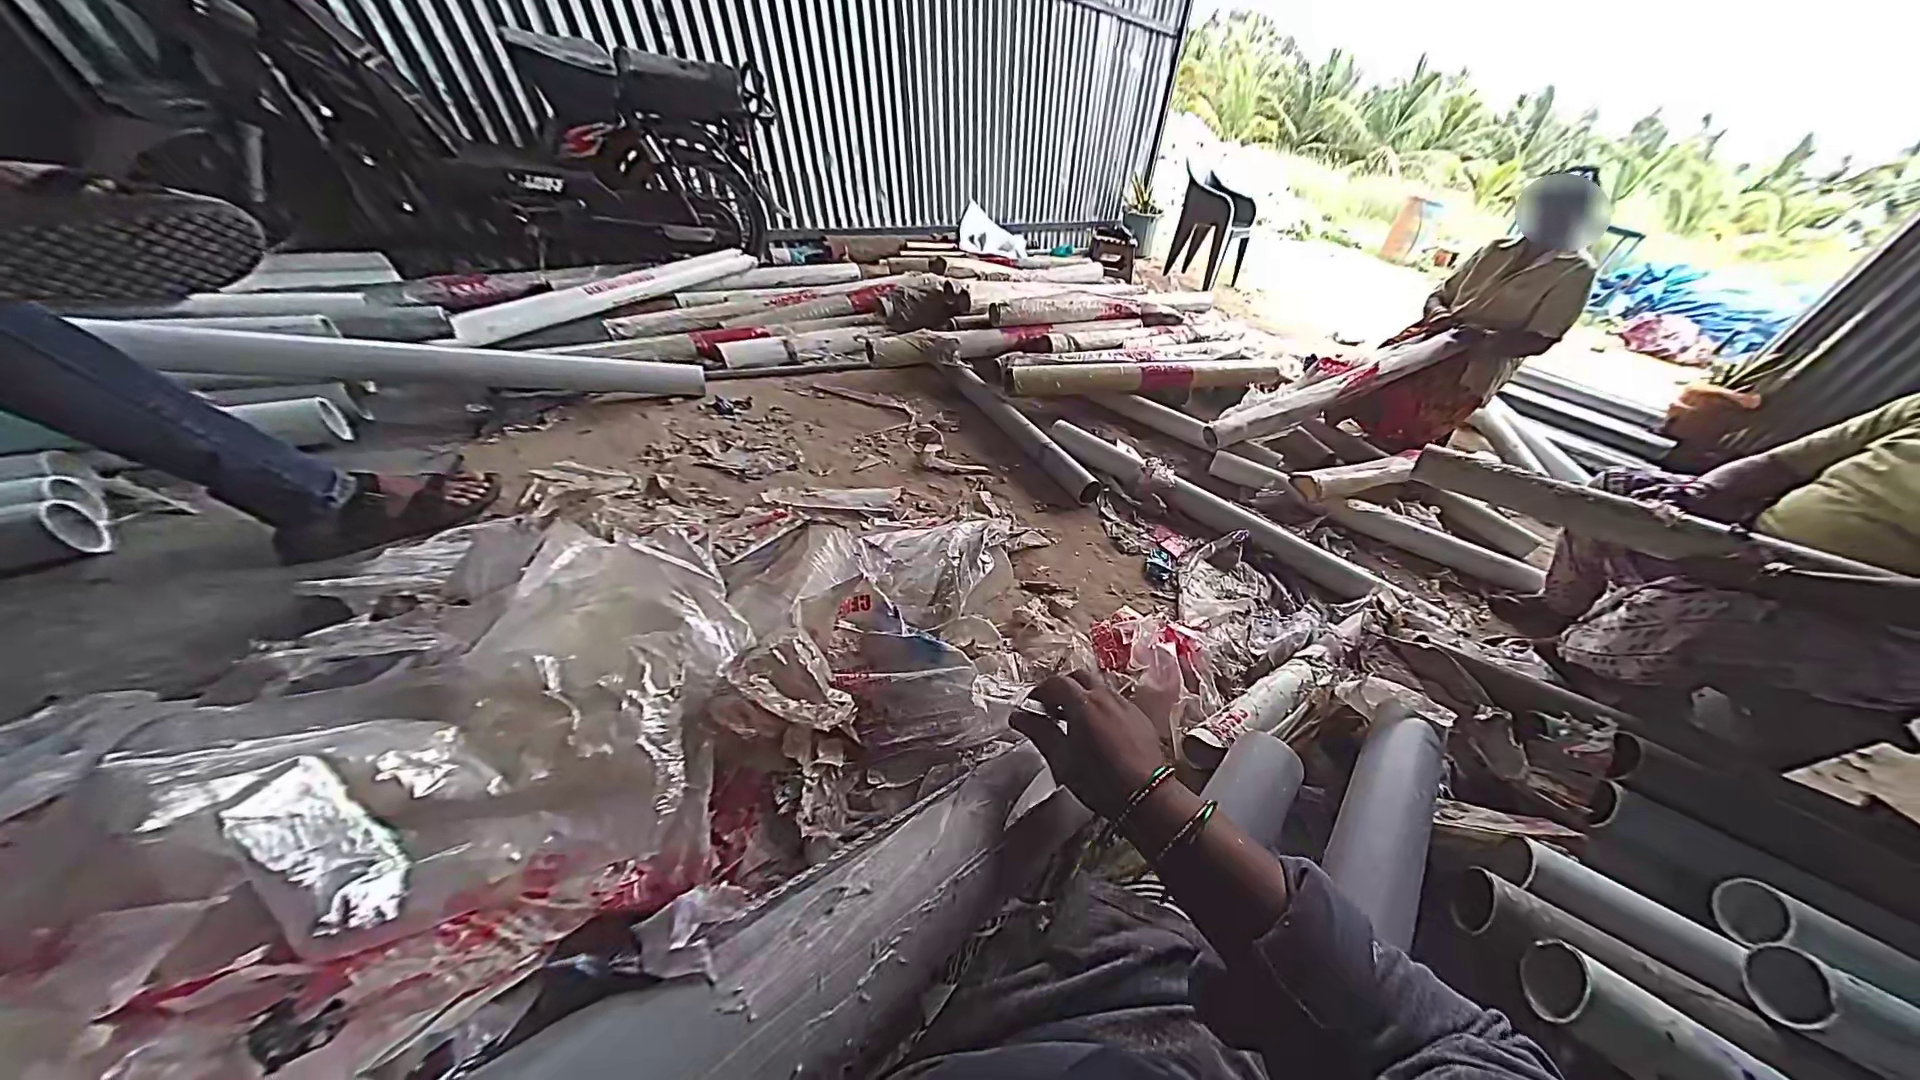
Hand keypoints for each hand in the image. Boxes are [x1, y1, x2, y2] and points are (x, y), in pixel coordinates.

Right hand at [1011, 669, 1168, 819]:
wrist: (1146, 796)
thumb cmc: (1099, 781)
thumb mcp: (1061, 758)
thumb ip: (1039, 732)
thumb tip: (1018, 716)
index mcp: (1082, 703)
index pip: (1056, 683)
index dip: (1040, 690)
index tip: (1033, 703)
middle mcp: (1105, 696)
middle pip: (1079, 677)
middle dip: (1062, 687)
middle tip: (1051, 707)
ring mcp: (1125, 704)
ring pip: (1099, 686)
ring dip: (1083, 694)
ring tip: (1074, 718)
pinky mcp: (1139, 716)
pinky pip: (1115, 700)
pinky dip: (1101, 705)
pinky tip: (1098, 728)